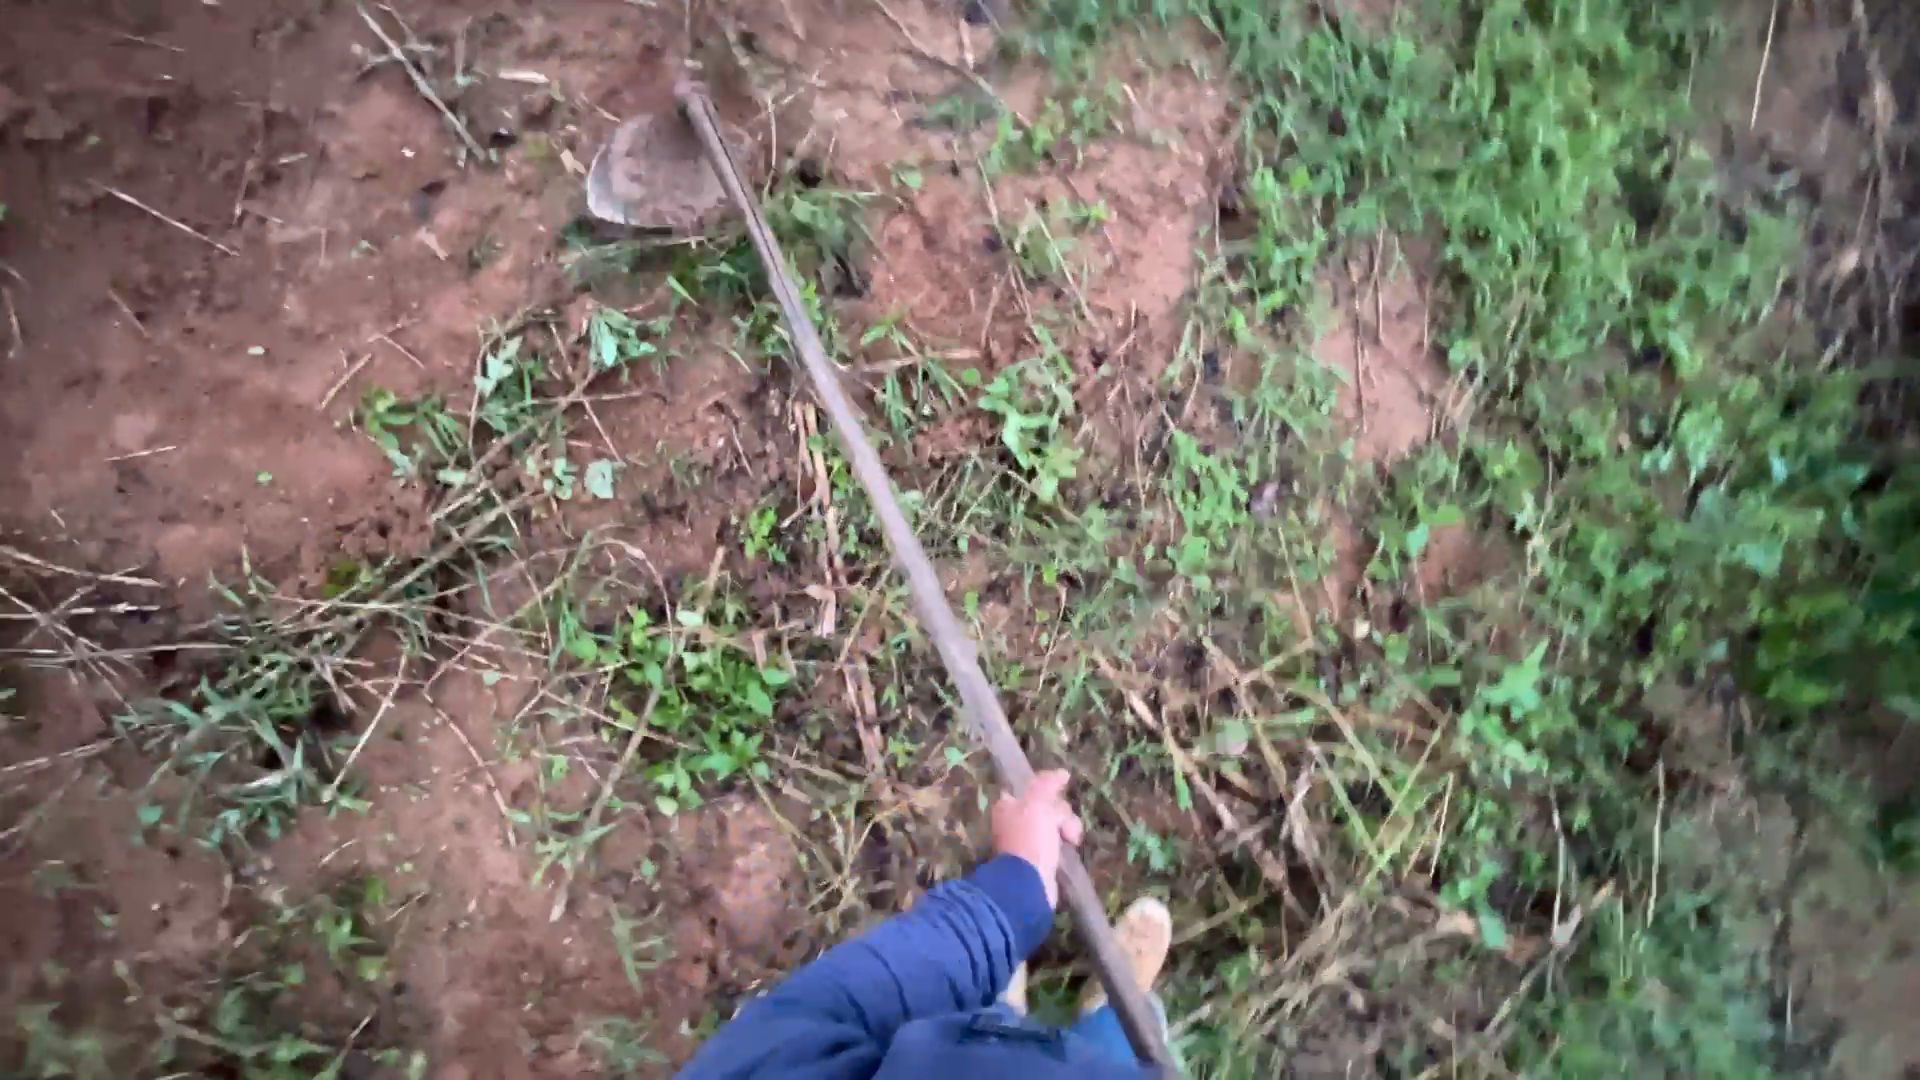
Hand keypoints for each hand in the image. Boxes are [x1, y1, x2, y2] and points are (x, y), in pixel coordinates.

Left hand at [991, 769, 1082, 909]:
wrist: (1029, 883)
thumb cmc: (1029, 838)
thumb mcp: (1038, 803)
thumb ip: (1048, 784)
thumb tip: (1062, 773)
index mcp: (1008, 805)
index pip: (1033, 788)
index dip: (1048, 790)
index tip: (1060, 793)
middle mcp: (1016, 820)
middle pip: (1048, 804)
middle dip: (1062, 813)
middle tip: (1063, 825)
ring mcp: (1029, 839)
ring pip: (1057, 822)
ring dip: (1069, 827)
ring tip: (1071, 840)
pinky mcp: (1042, 856)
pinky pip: (1059, 840)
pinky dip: (1066, 842)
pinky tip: (1071, 847)